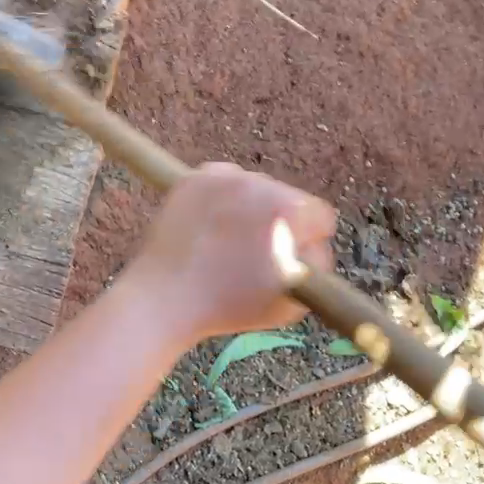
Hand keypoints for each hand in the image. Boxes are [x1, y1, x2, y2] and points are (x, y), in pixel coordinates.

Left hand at [122, 163, 337, 342]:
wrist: (164, 300)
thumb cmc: (230, 306)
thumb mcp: (294, 298)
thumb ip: (318, 266)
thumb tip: (314, 244)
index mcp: (291, 210)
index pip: (319, 216)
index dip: (306, 241)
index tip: (285, 259)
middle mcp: (259, 183)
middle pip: (284, 198)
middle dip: (276, 223)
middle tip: (250, 255)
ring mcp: (222, 178)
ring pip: (251, 188)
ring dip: (247, 210)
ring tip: (226, 244)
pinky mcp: (192, 179)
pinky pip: (220, 184)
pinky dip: (219, 202)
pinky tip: (210, 229)